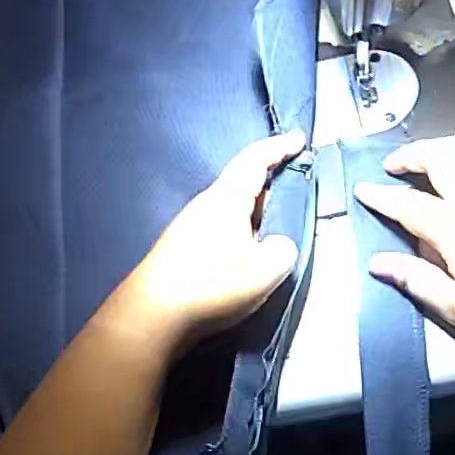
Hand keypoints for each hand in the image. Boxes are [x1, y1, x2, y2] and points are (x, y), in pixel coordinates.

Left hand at [110, 132, 306, 352]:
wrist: (154, 314)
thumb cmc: (213, 284)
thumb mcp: (266, 269)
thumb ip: (284, 249)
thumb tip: (279, 245)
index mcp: (226, 199)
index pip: (255, 160)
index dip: (279, 148)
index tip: (299, 139)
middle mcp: (205, 205)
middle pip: (241, 183)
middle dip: (268, 182)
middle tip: (293, 191)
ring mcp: (189, 227)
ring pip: (230, 209)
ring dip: (253, 213)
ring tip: (273, 230)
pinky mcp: (181, 251)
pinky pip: (220, 229)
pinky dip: (240, 232)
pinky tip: (245, 254)